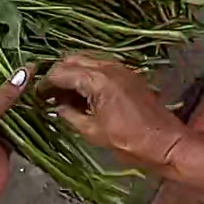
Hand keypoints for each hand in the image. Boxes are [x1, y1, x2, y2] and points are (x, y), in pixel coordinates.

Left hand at [0, 67, 31, 203]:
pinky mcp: (4, 144)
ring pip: (6, 112)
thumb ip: (3, 95)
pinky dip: (28, 119)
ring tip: (38, 79)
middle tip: (28, 66)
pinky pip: (18, 127)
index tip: (8, 56)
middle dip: (8, 86)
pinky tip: (40, 103)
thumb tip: (24, 72)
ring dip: (20, 102)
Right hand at [40, 54, 186, 170]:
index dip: (45, 84)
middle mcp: (109, 67)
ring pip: (87, 61)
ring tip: (63, 97)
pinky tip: (83, 95)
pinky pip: (101, 67)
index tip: (36, 96)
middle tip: (48, 95)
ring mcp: (121, 68)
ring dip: (73, 74)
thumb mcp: (93, 132)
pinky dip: (88, 76)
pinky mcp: (129, 75)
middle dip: (57, 75)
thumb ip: (70, 116)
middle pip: (72, 60)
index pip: (61, 73)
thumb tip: (56, 108)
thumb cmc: (130, 142)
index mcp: (98, 80)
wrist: (167, 143)